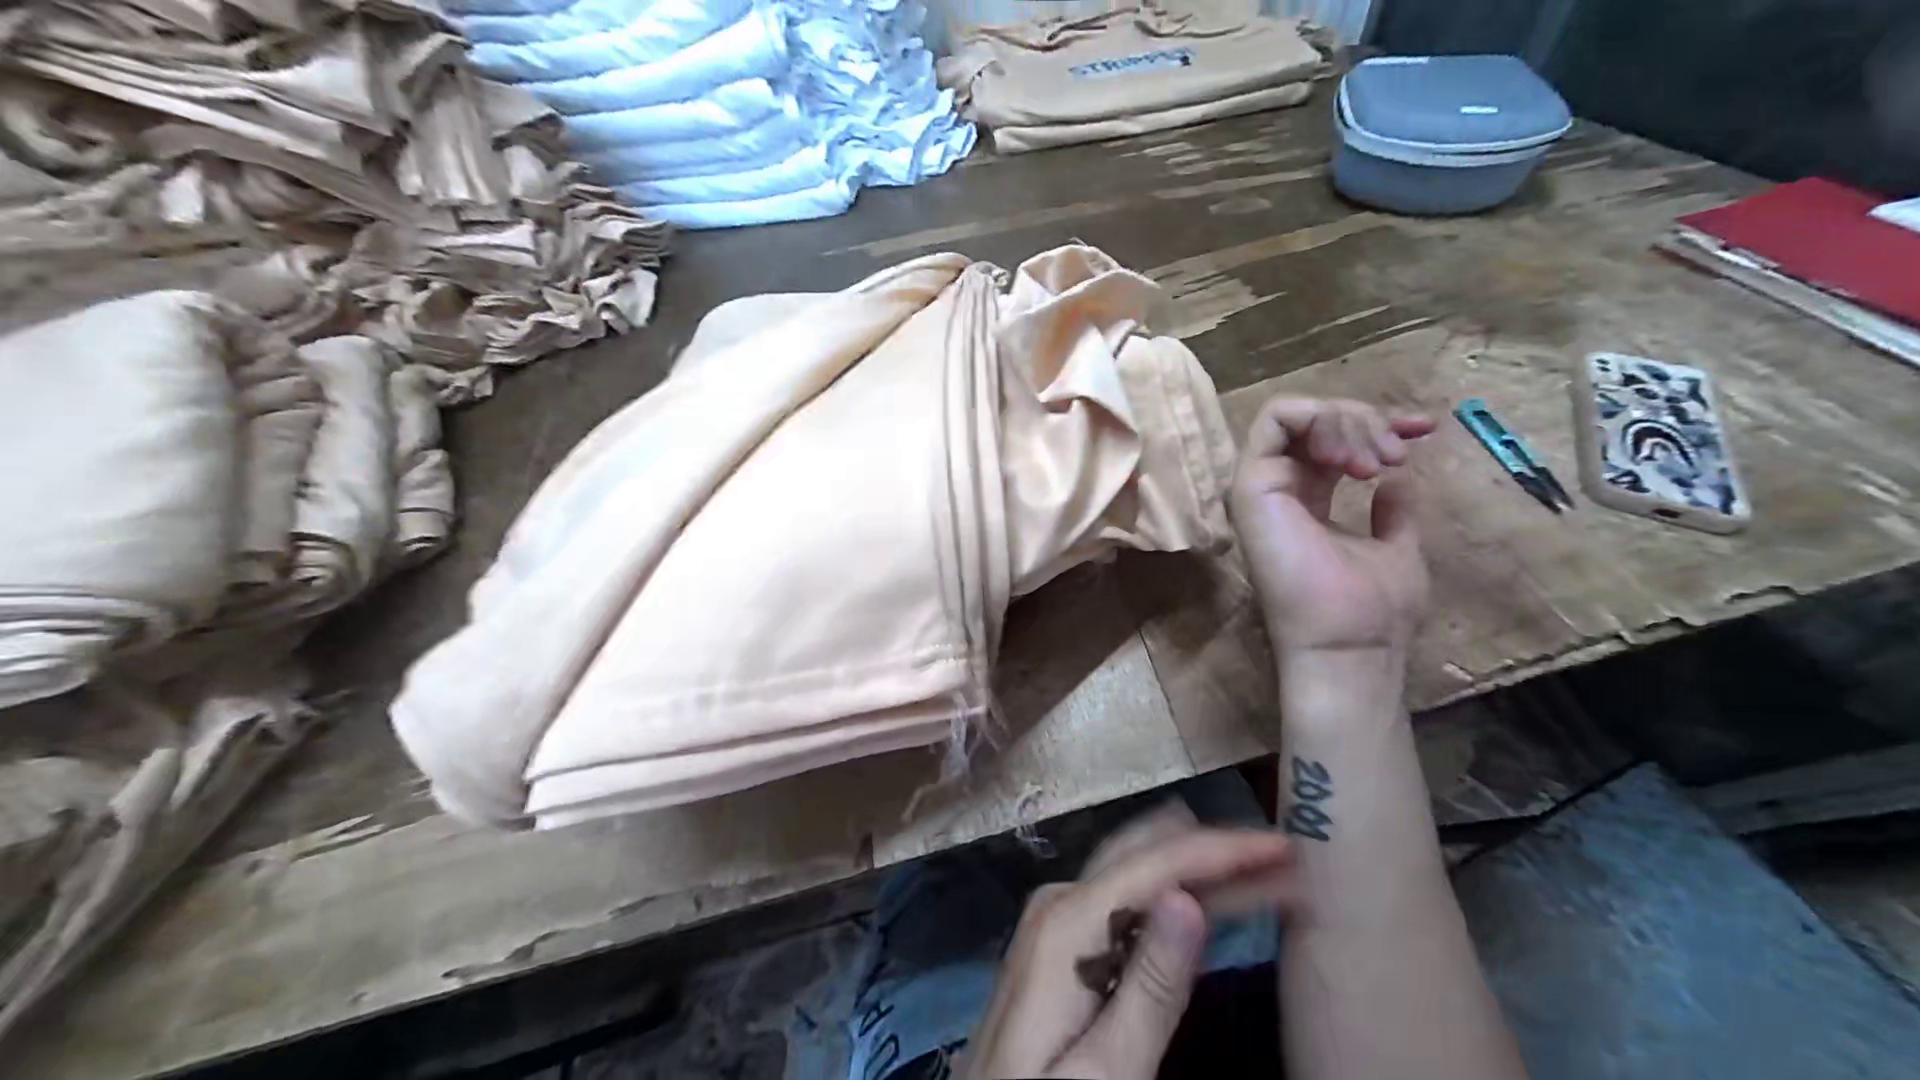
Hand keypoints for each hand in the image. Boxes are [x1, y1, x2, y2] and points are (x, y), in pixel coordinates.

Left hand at [961, 810, 1295, 1079]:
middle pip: (1150, 853)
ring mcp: (1059, 914)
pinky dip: (1174, 892)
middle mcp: (1062, 899)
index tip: (1287, 848)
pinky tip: (1210, 899)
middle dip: (1217, 851)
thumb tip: (1188, 899)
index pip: (1158, 863)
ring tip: (1264, 872)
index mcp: (1070, 920)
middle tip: (1286, 859)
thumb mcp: (1107, 1071)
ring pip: (1141, 869)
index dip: (1225, 850)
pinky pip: (1127, 897)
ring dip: (1201, 868)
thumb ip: (1150, 986)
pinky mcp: (1064, 935)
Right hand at [1227, 396, 1435, 658]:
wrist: (1348, 642)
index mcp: (1306, 502)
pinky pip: (1277, 419)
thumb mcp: (1396, 547)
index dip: (1374, 424)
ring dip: (1348, 420)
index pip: (1330, 443)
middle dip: (1365, 420)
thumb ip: (1392, 513)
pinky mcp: (1251, 484)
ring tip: (1379, 461)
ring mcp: (1262, 485)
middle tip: (1396, 455)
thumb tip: (1398, 481)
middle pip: (1314, 422)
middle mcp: (1280, 489)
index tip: (1422, 429)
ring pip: (1296, 414)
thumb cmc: (1371, 607)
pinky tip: (1350, 458)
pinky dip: (1320, 420)